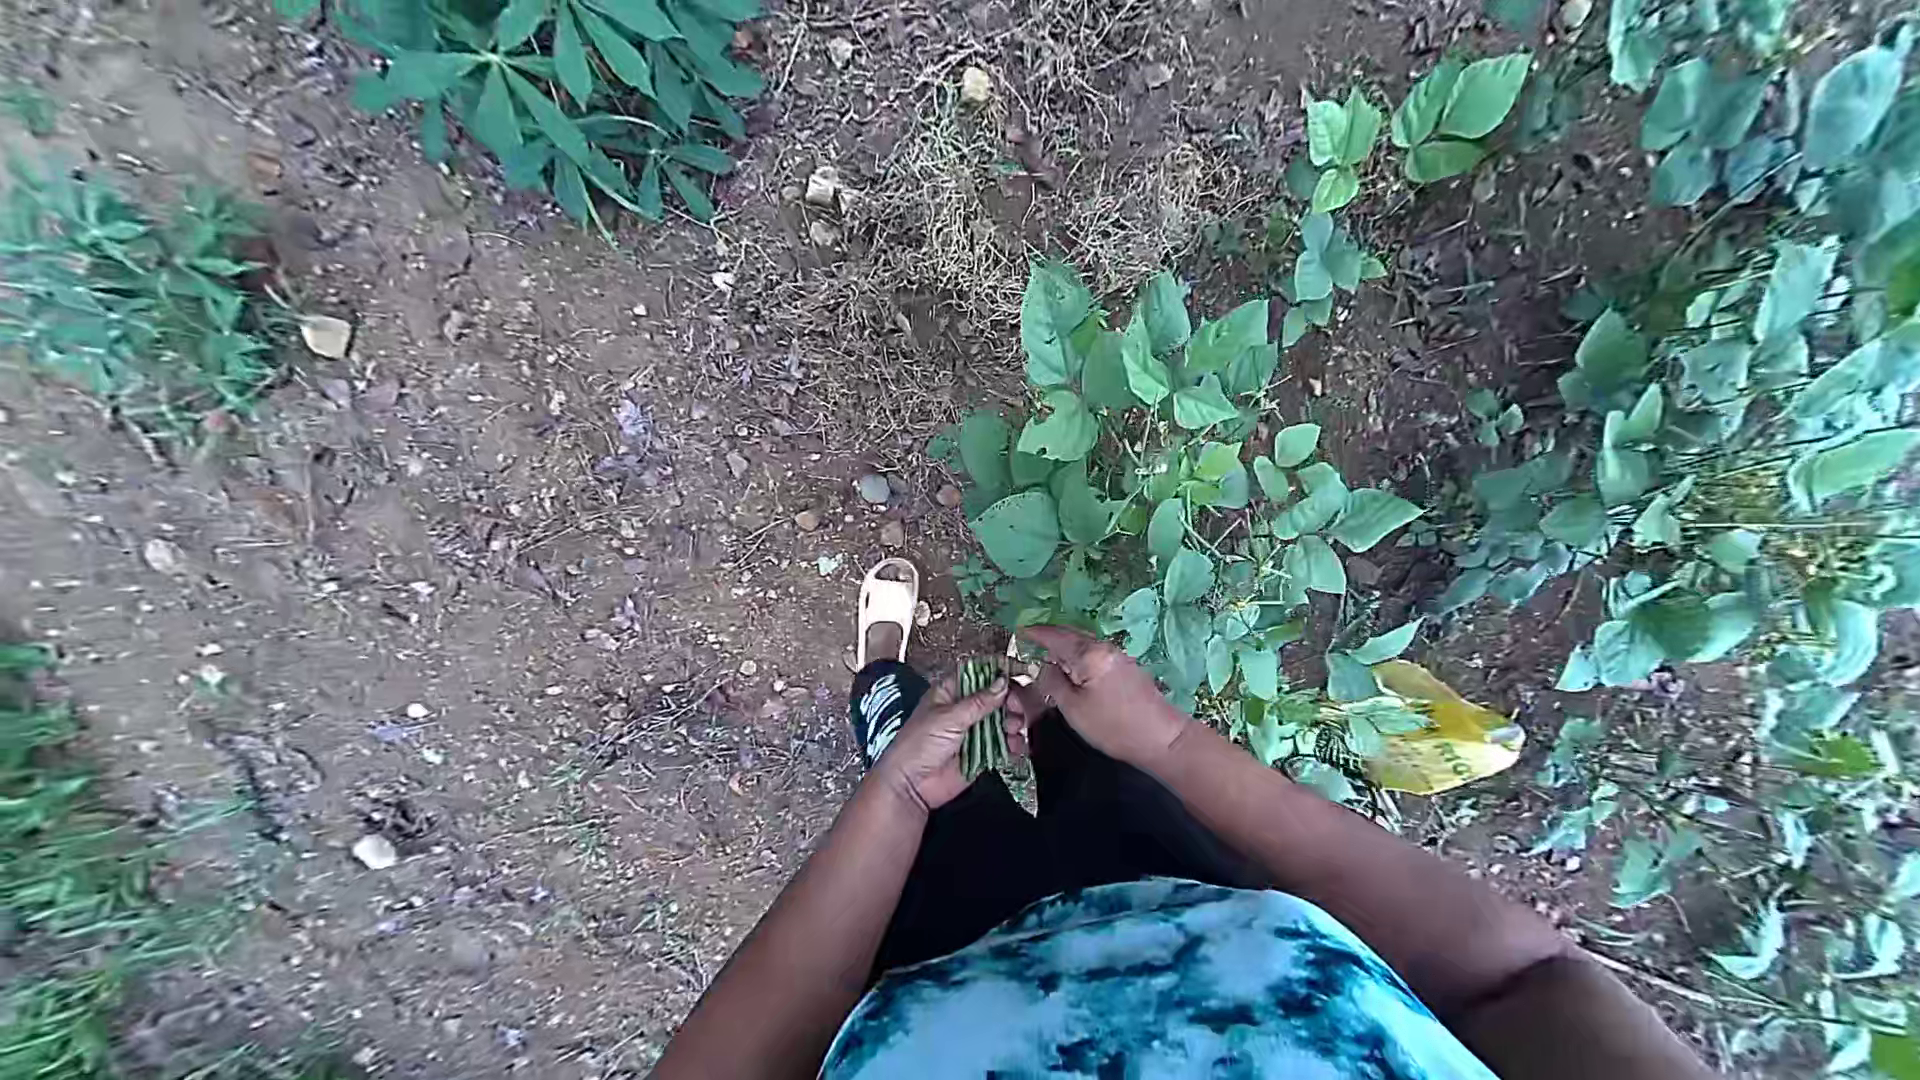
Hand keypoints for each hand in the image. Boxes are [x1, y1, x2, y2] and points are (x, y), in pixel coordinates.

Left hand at [868, 673, 1008, 812]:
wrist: (911, 785)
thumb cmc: (920, 743)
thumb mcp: (949, 718)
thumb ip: (979, 702)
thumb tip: (1003, 682)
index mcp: (951, 691)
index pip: (979, 671)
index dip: (999, 669)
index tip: (1021, 670)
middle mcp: (965, 707)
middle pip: (996, 695)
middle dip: (1010, 699)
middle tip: (1017, 708)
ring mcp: (974, 729)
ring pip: (1003, 718)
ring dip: (1013, 721)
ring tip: (1014, 729)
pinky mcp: (982, 751)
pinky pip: (1004, 743)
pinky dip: (1013, 744)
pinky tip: (1015, 746)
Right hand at [1010, 626, 1190, 769]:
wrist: (1161, 739)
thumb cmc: (1113, 727)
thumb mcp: (1072, 708)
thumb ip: (1052, 682)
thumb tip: (1042, 666)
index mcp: (1089, 654)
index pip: (1055, 636)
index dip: (1035, 633)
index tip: (1019, 631)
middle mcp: (1104, 648)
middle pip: (1071, 635)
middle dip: (1049, 637)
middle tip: (1029, 642)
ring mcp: (1117, 656)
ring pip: (1083, 643)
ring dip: (1064, 646)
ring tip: (1047, 656)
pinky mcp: (1125, 667)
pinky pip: (1094, 652)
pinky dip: (1078, 654)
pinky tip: (1072, 668)